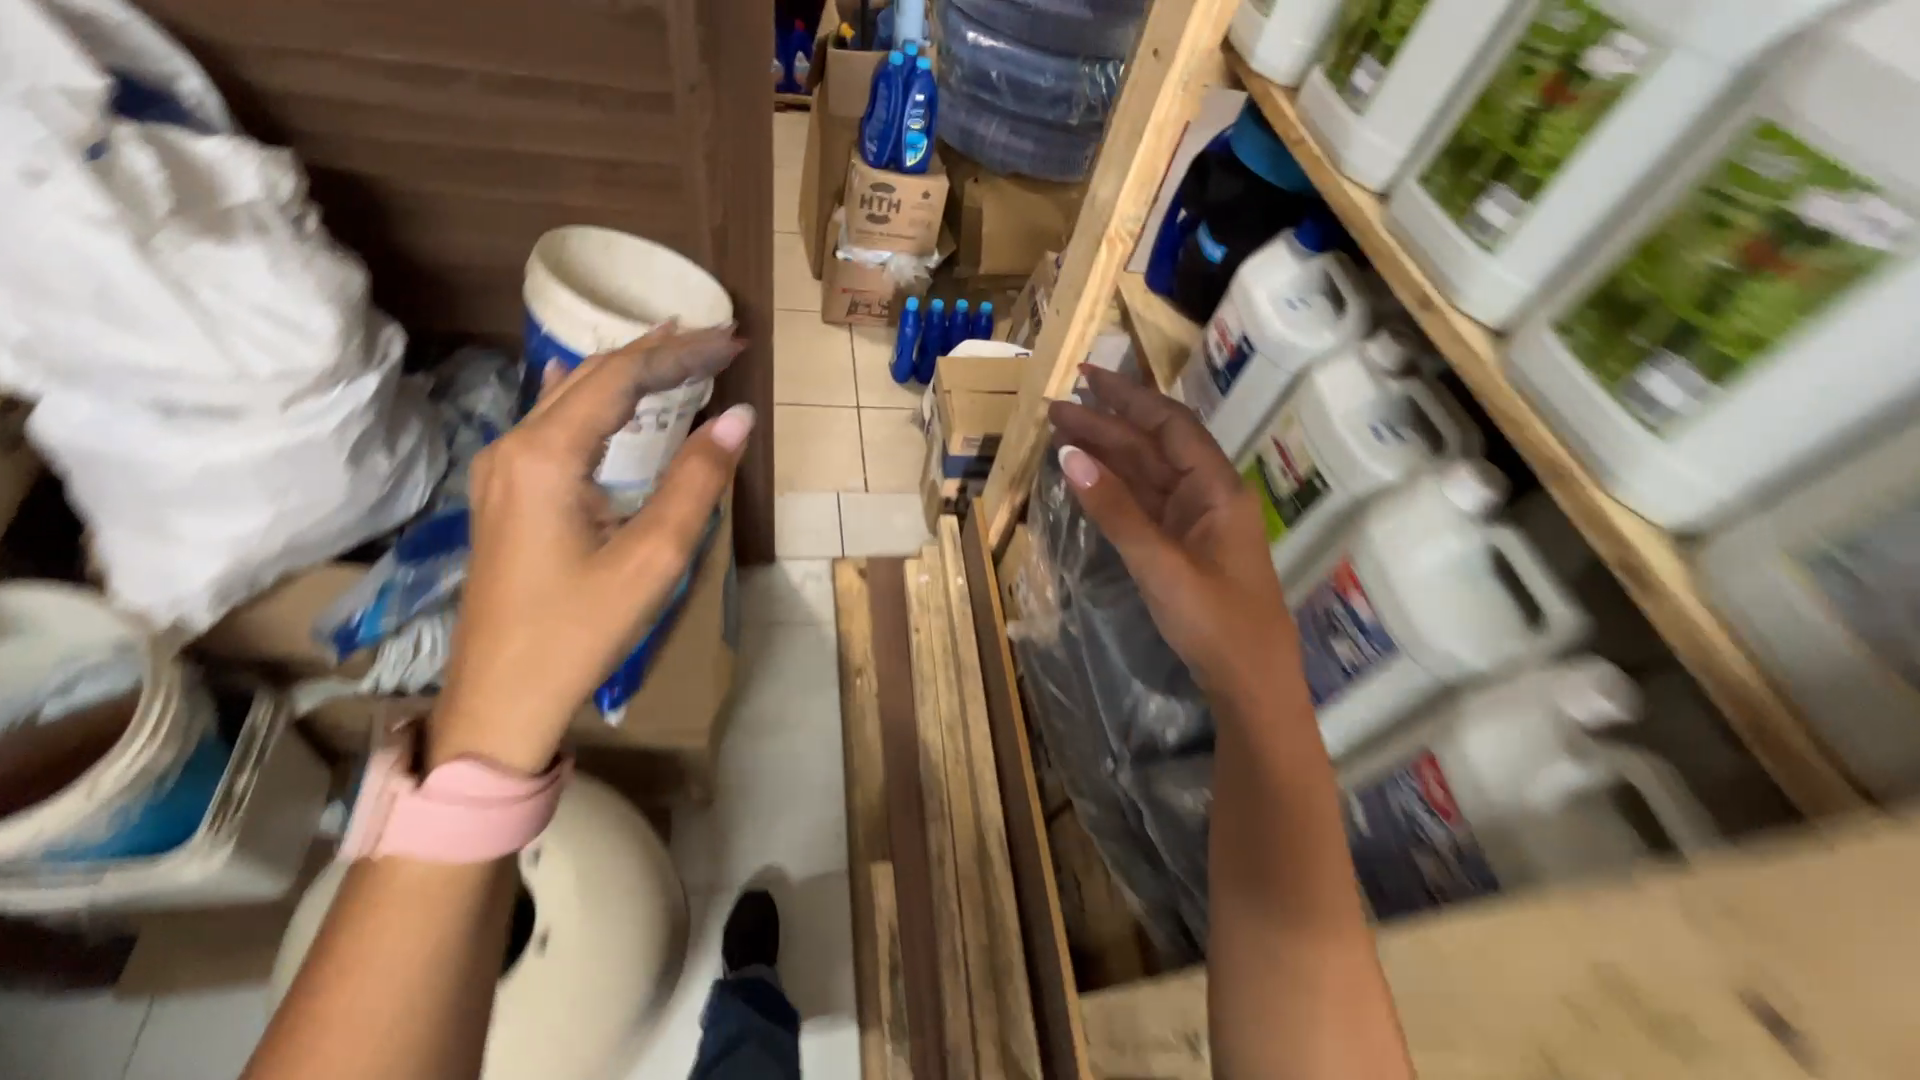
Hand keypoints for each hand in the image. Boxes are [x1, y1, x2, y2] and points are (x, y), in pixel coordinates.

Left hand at [427, 321, 749, 771]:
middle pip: (591, 376)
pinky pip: (554, 425)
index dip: (681, 353)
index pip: (620, 376)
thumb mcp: (653, 558)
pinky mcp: (504, 494)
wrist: (501, 697)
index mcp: (546, 456)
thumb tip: (737, 417)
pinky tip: (608, 397)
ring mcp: (501, 470)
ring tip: (677, 355)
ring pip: (568, 397)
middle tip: (716, 343)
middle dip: (657, 354)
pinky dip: (596, 403)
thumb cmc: (580, 632)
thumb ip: (696, 480)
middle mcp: (514, 447)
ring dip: (625, 374)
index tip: (733, 342)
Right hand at [1048, 365, 1296, 702]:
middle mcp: (1207, 495)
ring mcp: (1194, 522)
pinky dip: (1115, 488)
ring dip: (1108, 452)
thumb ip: (1115, 510)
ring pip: (1147, 474)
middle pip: (1154, 446)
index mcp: (1216, 488)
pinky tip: (1089, 476)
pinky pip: (1145, 504)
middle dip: (1107, 423)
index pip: (1170, 425)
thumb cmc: (1215, 622)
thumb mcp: (1160, 565)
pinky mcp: (1182, 547)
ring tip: (1062, 433)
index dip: (1129, 397)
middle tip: (1057, 408)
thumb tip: (1070, 457)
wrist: (1251, 682)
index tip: (1086, 378)